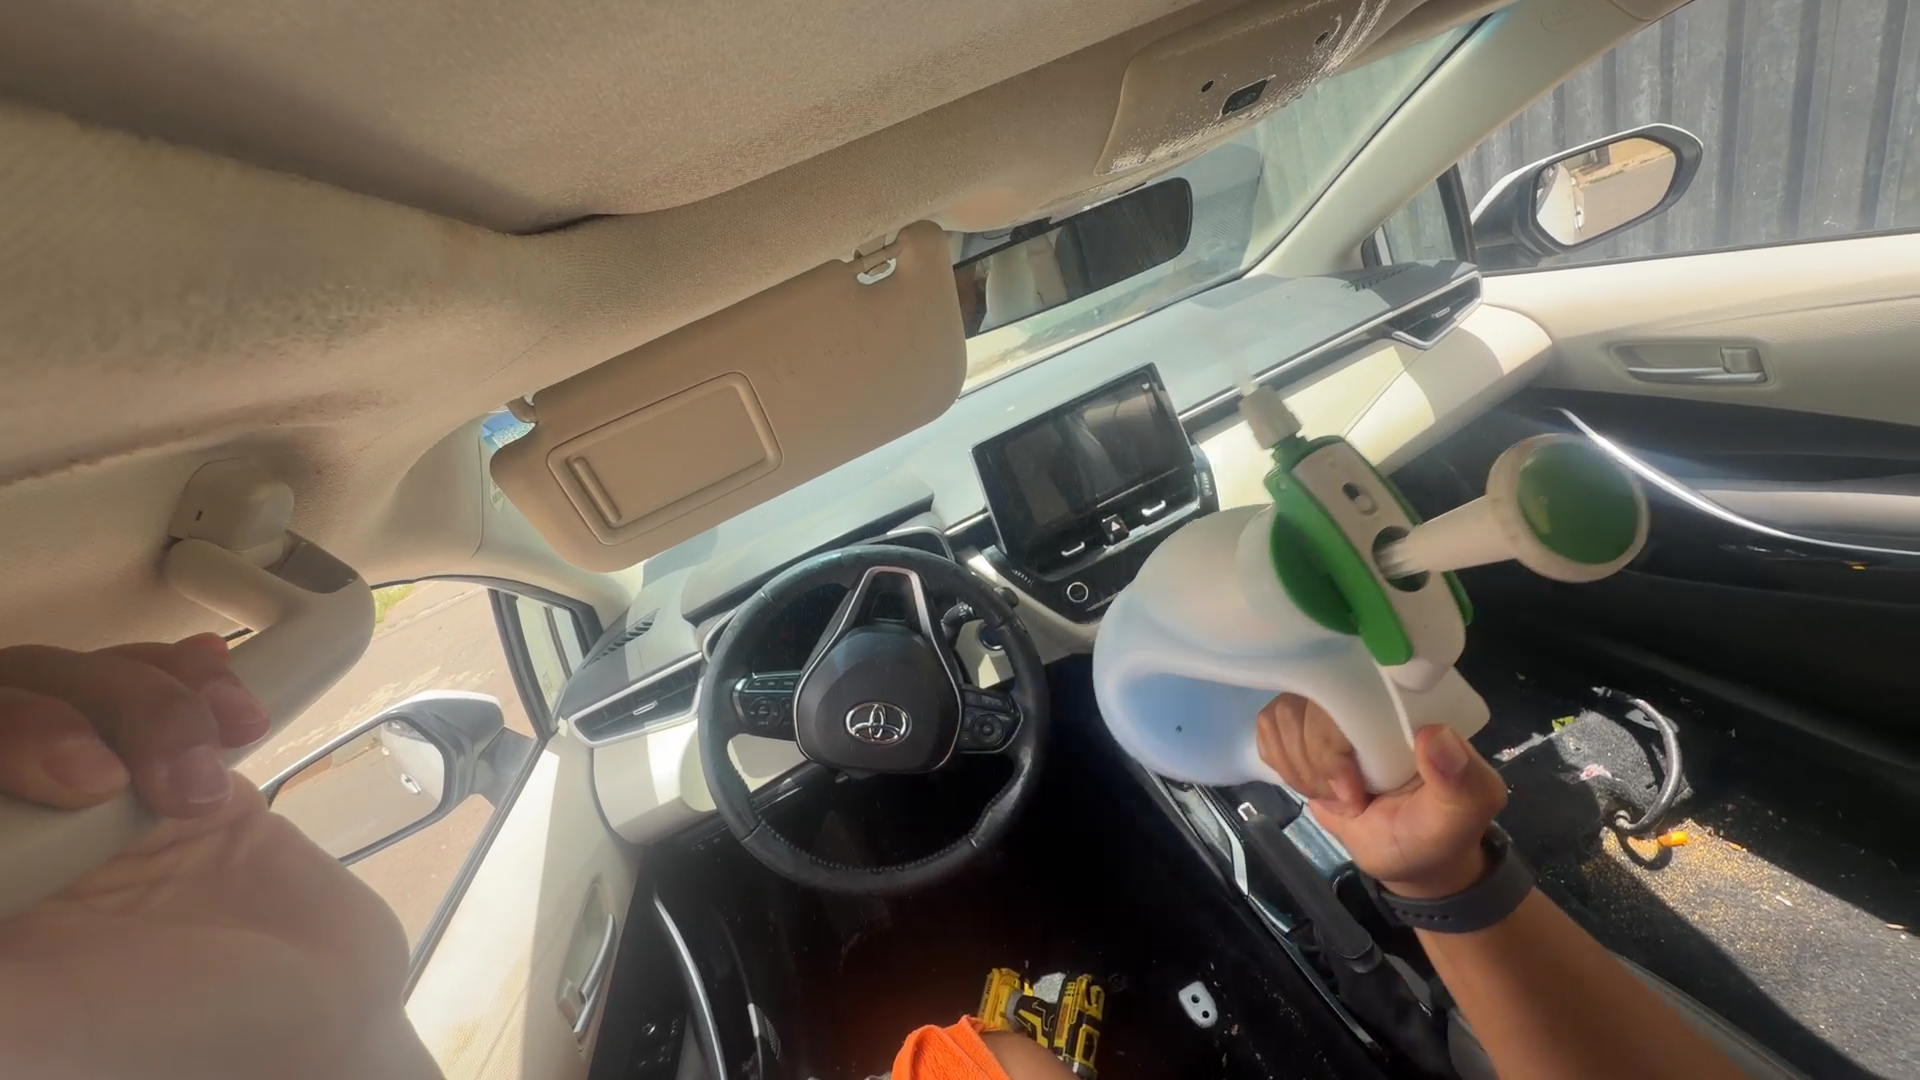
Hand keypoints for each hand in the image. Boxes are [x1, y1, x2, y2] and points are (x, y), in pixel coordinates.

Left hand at [0, 637, 415, 1079]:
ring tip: (212, 771)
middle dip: (71, 716)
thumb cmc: (168, 1034)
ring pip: (95, 683)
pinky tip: (240, 714)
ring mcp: (110, 793)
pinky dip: (206, 681)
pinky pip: (177, 688)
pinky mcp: (194, 770)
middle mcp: (18, 827)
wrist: (321, 1003)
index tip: (70, 782)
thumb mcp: (29, 1016)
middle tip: (122, 782)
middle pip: (9, 700)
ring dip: (161, 708)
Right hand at [1256, 694, 1506, 897]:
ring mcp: (1323, 711)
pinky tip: (1309, 783)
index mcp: (1400, 703)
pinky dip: (1282, 764)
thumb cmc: (1433, 832)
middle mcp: (1357, 696)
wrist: (1403, 855)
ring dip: (1298, 769)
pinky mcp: (1297, 729)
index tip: (1352, 793)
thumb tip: (1435, 733)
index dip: (1330, 743)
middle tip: (1348, 802)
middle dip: (1314, 767)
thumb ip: (1462, 782)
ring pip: (1278, 718)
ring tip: (1331, 795)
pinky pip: (1266, 730)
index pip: (1340, 691)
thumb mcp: (1460, 816)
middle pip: (1299, 708)